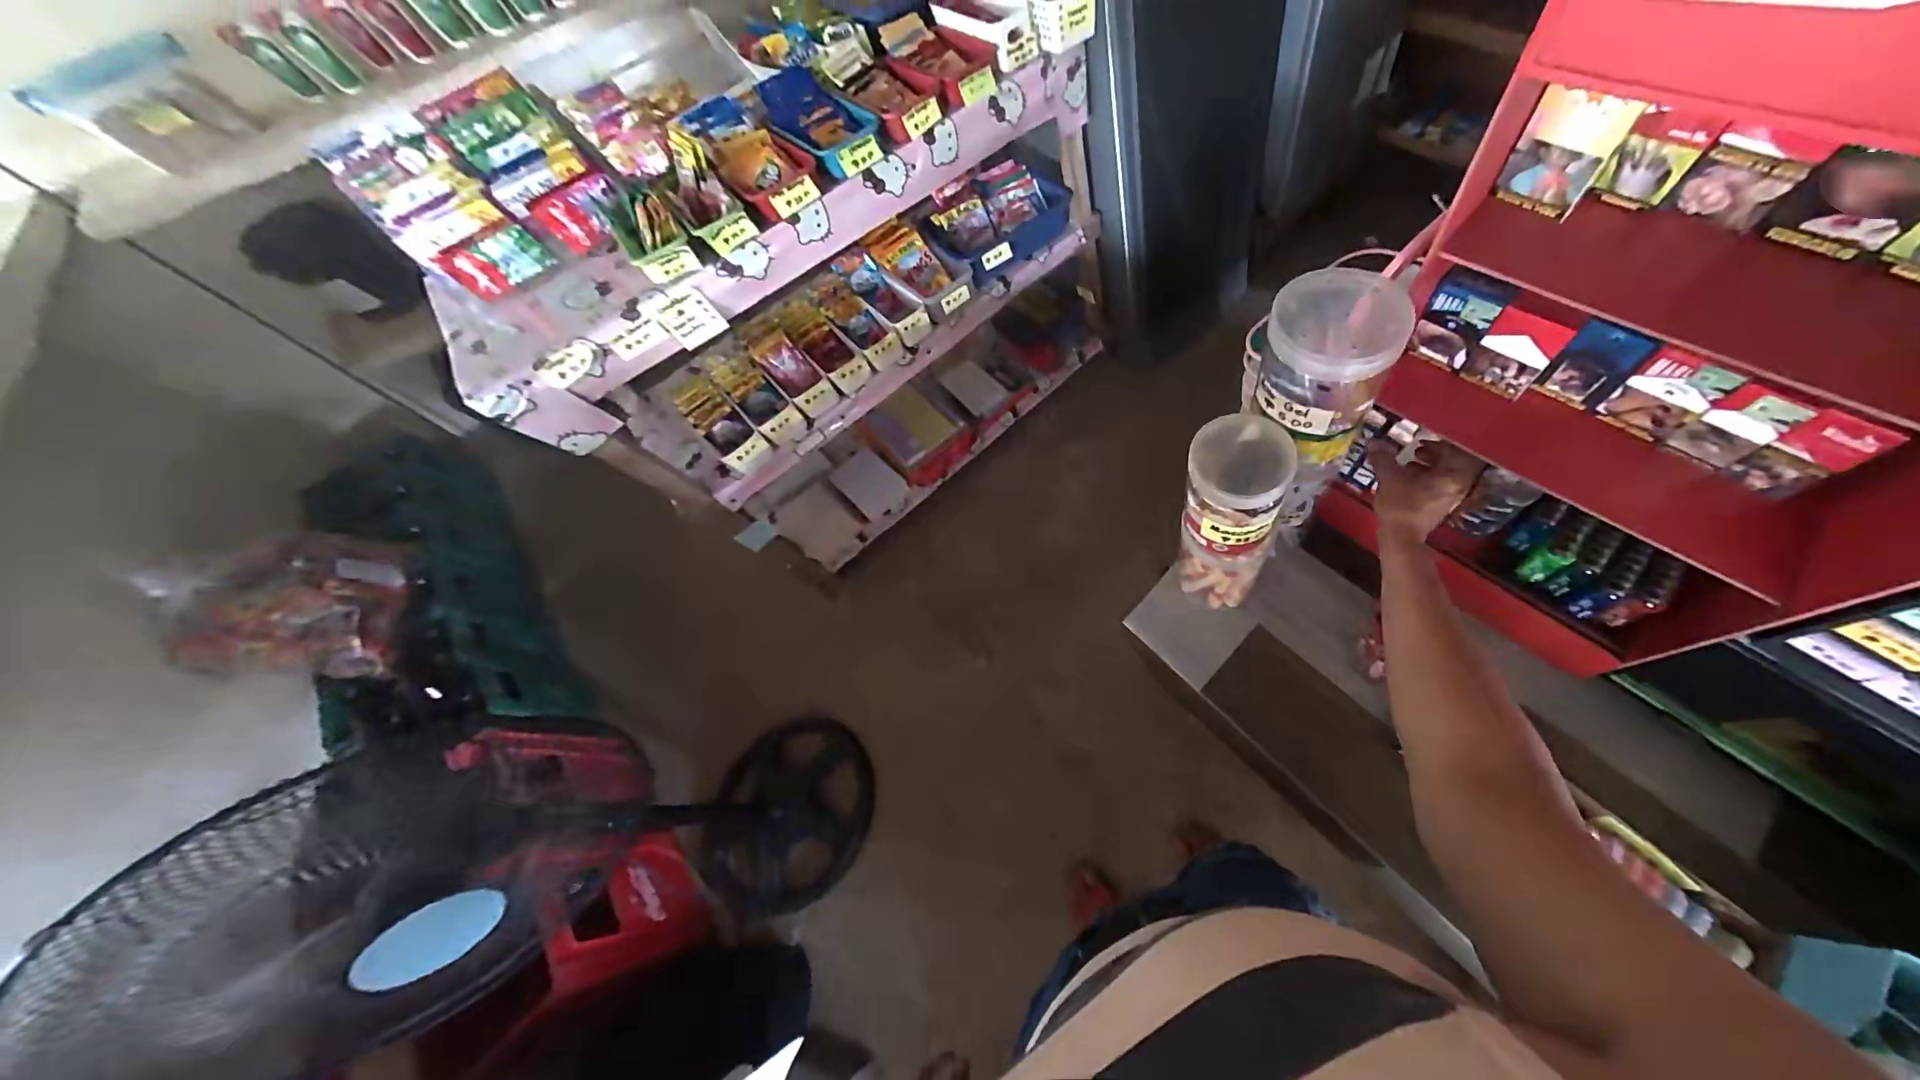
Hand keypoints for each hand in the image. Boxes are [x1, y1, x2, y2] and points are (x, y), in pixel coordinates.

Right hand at [1367, 439, 1483, 542]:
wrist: (1401, 538)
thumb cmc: (1400, 505)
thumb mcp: (1389, 478)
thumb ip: (1384, 458)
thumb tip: (1375, 441)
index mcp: (1453, 474)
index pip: (1452, 451)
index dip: (1434, 444)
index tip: (1418, 442)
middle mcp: (1458, 484)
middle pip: (1450, 463)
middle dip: (1431, 455)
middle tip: (1413, 451)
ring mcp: (1451, 497)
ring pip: (1443, 475)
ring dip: (1427, 468)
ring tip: (1407, 466)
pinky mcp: (1441, 507)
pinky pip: (1438, 486)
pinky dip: (1425, 480)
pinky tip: (1407, 482)